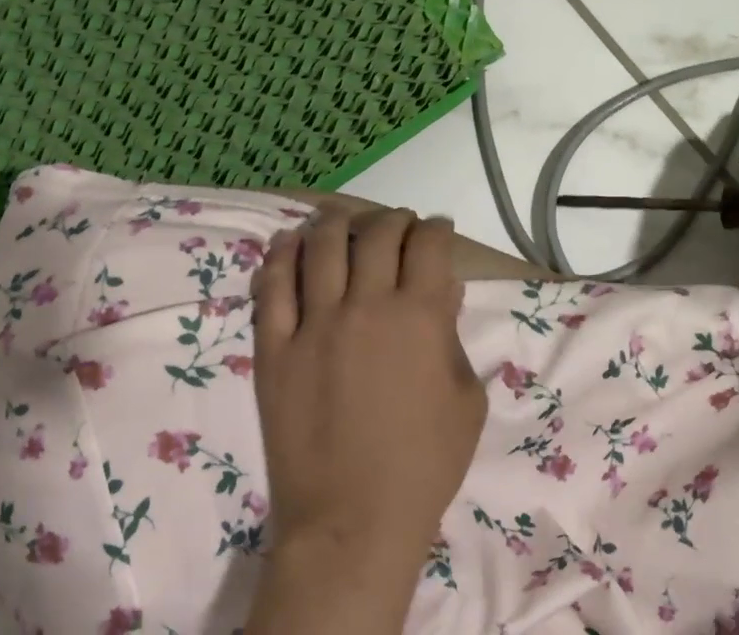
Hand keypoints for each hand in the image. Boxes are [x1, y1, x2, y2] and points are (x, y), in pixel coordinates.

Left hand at [250, 208, 484, 564]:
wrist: (353, 518)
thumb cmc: (425, 462)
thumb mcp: (466, 398)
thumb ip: (454, 338)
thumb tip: (442, 294)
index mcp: (421, 316)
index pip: (428, 244)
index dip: (436, 228)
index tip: (437, 229)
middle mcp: (367, 305)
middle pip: (377, 234)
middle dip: (393, 219)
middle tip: (397, 224)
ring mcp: (314, 324)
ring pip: (321, 248)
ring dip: (335, 223)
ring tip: (341, 219)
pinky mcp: (274, 349)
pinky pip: (272, 288)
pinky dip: (280, 257)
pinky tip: (288, 243)